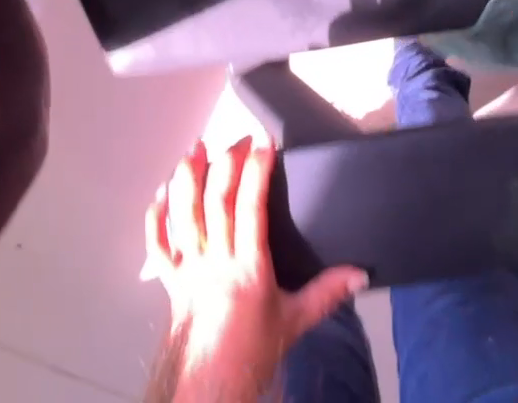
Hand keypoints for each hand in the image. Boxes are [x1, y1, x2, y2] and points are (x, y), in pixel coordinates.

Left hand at [142, 137, 367, 398]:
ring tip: (196, 148)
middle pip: (215, 201)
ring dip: (188, 178)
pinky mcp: (170, 279)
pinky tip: (161, 193)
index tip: (263, 143)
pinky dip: (157, 217)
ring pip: (183, 214)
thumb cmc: (254, 351)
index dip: (255, 170)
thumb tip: (361, 273)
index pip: (250, 207)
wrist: (212, 386)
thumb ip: (327, 293)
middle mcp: (215, 261)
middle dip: (226, 163)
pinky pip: (157, 244)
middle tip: (238, 139)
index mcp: (248, 267)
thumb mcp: (296, 322)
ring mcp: (188, 268)